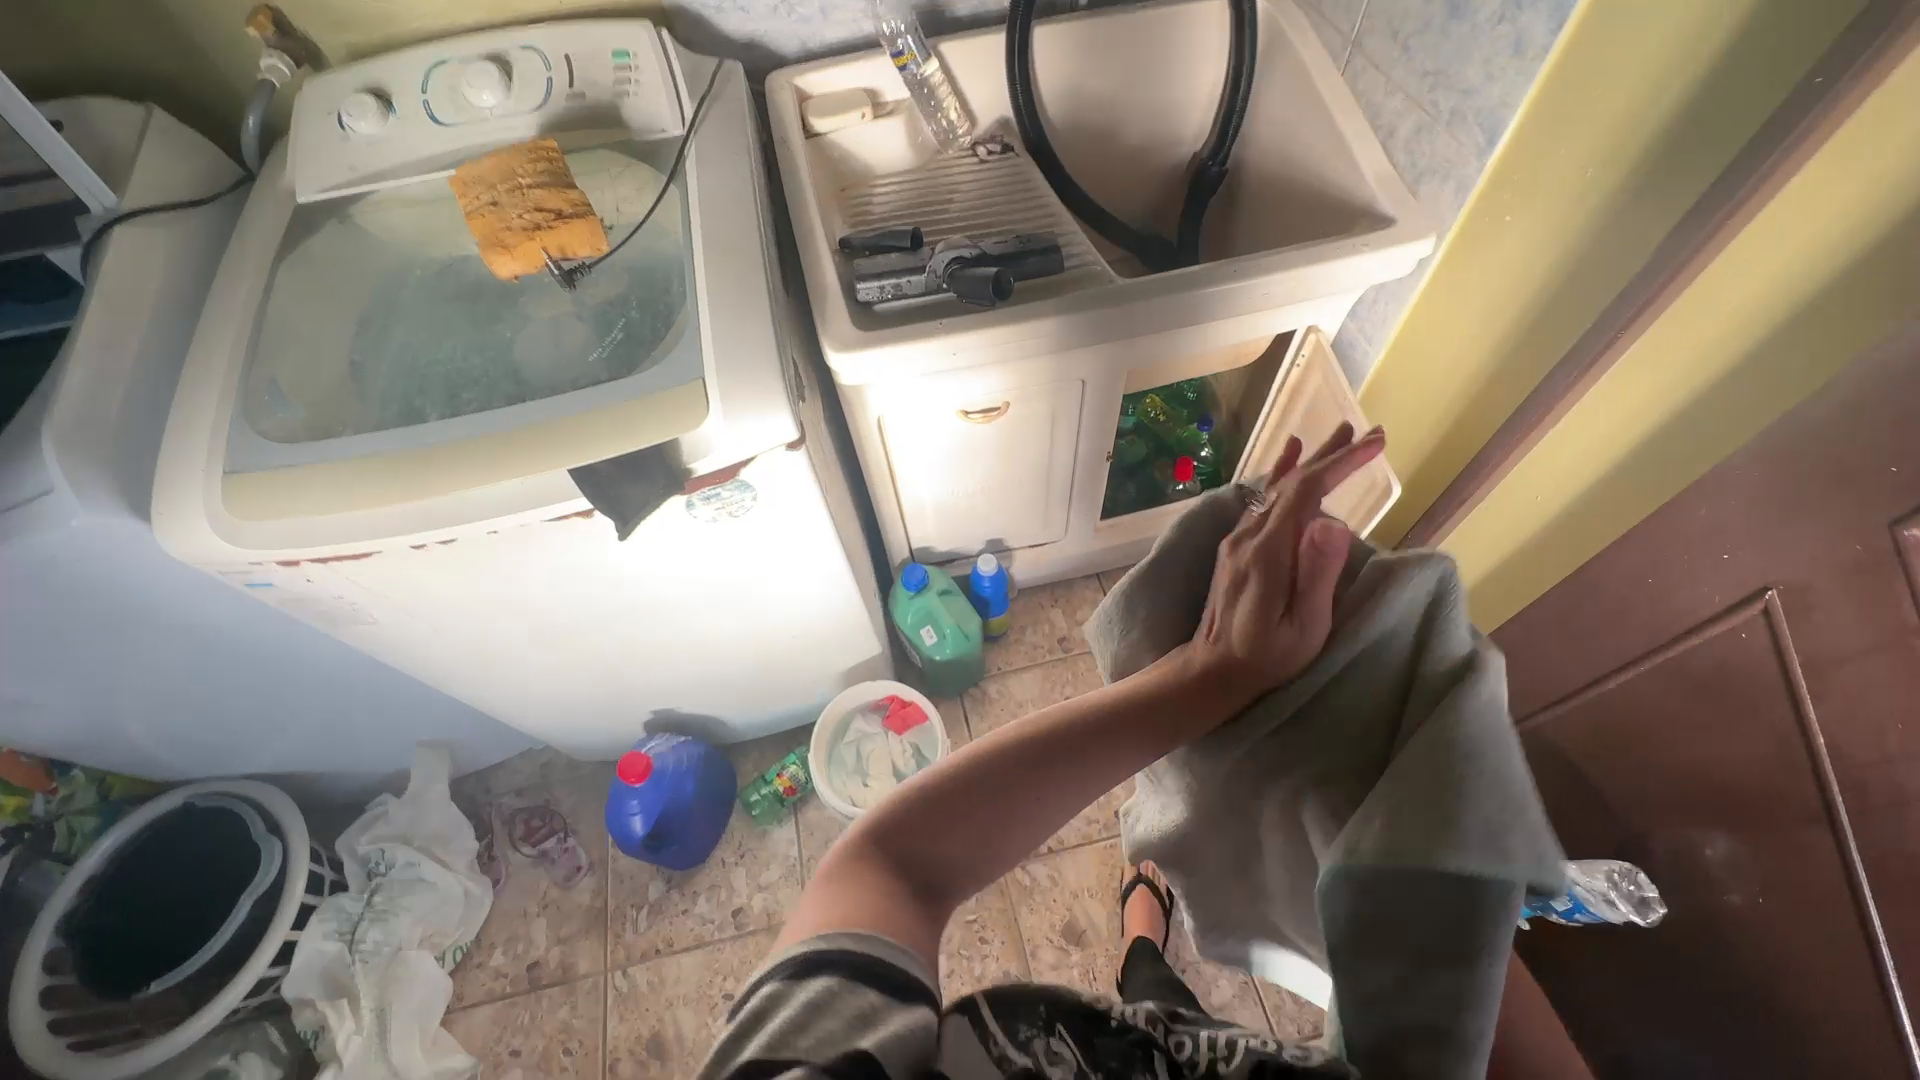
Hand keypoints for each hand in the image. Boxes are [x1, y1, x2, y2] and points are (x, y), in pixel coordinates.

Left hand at [1184, 423, 1384, 708]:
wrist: (1211, 669)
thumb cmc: (1265, 657)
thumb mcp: (1303, 626)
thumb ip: (1316, 575)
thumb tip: (1330, 523)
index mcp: (1267, 553)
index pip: (1305, 492)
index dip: (1340, 464)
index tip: (1376, 444)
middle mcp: (1247, 537)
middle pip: (1290, 483)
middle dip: (1330, 456)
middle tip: (1370, 432)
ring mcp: (1236, 540)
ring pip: (1274, 489)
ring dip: (1308, 462)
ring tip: (1338, 437)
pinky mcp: (1234, 548)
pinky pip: (1260, 502)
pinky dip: (1279, 477)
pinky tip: (1287, 461)